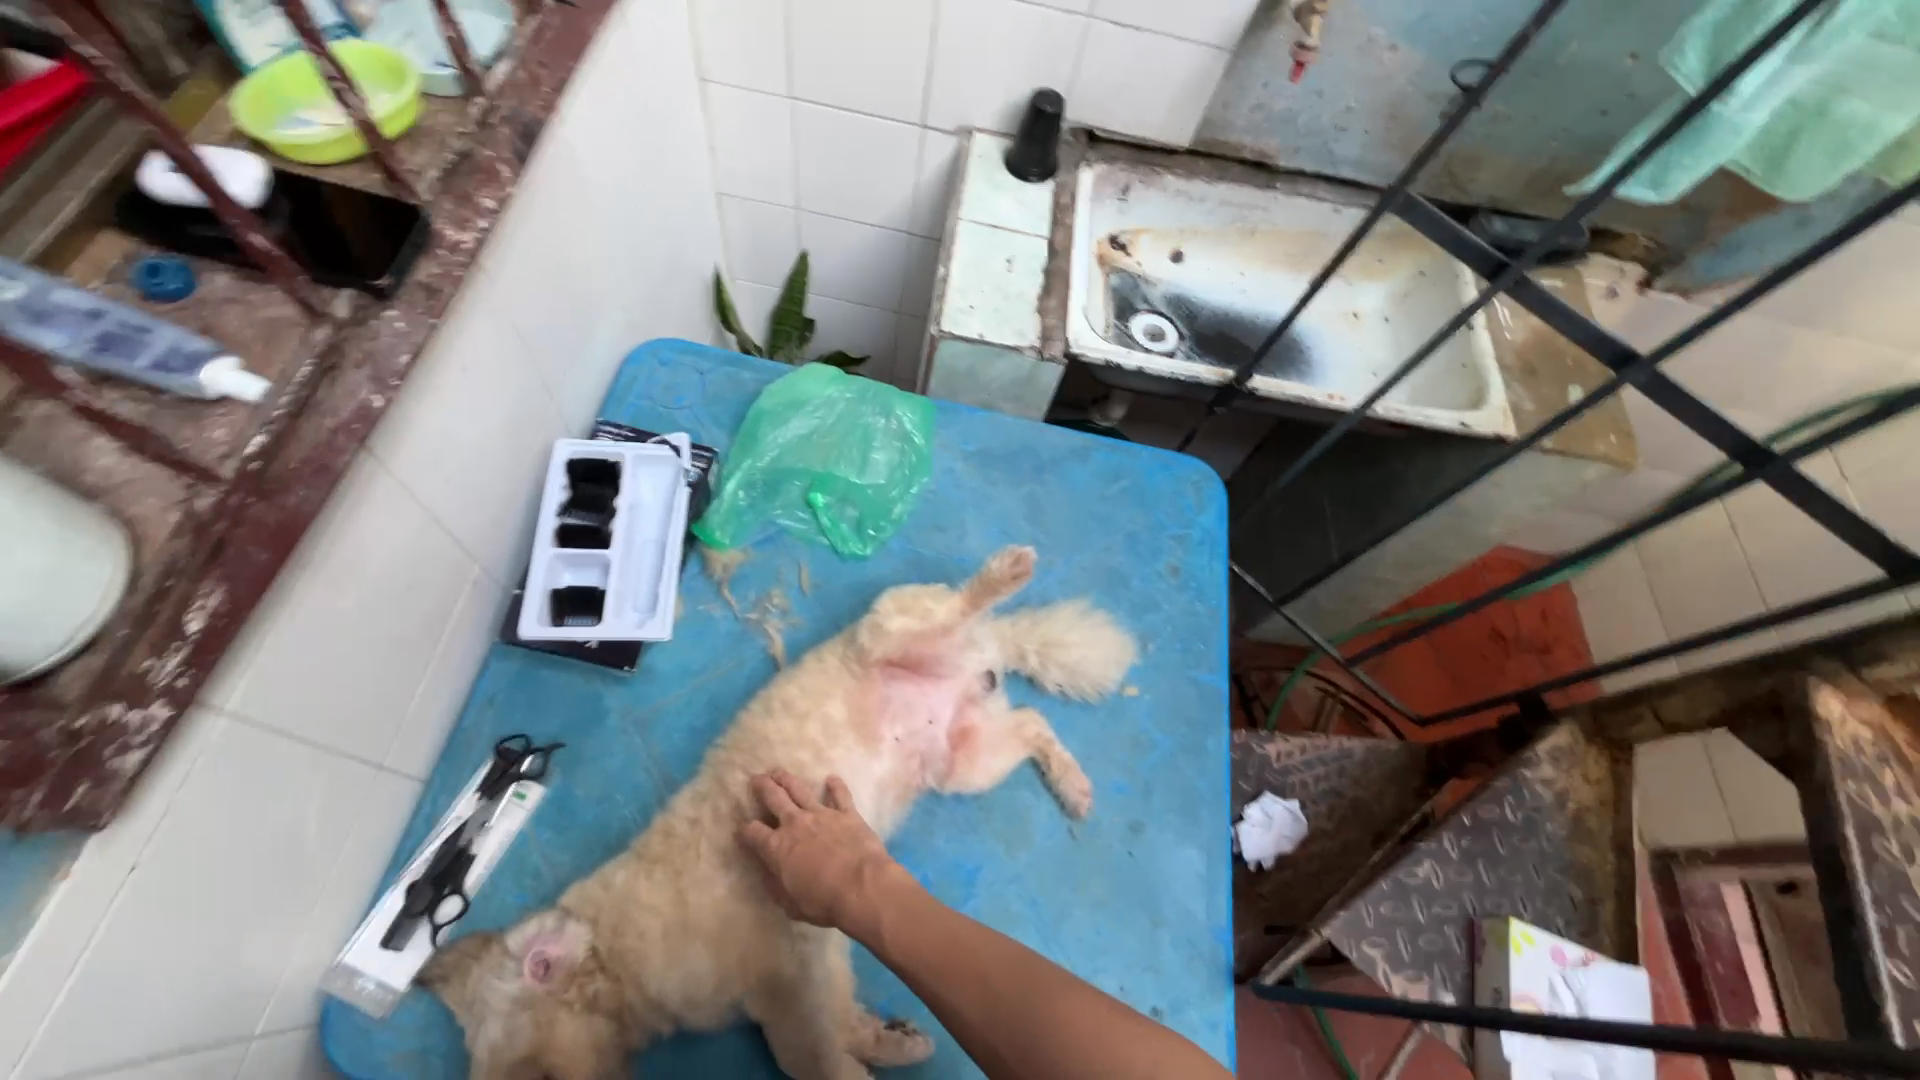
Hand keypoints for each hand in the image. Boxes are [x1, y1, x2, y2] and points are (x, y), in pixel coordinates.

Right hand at [738, 770, 912, 933]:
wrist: (861, 886)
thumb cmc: (823, 902)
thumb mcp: (790, 904)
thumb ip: (776, 886)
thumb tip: (768, 873)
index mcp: (777, 848)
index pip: (752, 832)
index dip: (744, 830)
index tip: (741, 828)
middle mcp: (795, 824)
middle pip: (774, 798)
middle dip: (762, 787)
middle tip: (756, 778)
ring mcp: (822, 814)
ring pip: (800, 789)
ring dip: (787, 779)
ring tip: (779, 772)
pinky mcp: (847, 812)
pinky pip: (840, 794)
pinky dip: (836, 785)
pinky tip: (832, 778)